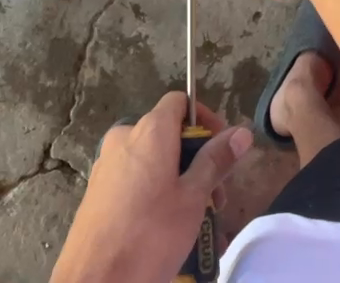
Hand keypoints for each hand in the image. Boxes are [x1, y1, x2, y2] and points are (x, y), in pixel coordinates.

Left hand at [50, 92, 252, 282]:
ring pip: (155, 165)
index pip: (179, 102)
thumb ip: (216, 161)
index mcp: (150, 131)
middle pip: (170, 137)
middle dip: (198, 164)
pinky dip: (158, 200)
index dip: (205, 119)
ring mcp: (108, 167)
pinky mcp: (98, 195)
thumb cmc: (149, 235)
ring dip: (182, 188)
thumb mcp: (193, 198)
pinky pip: (137, 186)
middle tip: (217, 202)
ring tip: (202, 229)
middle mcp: (125, 139)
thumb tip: (241, 132)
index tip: (222, 150)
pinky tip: (173, 237)